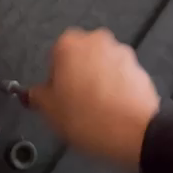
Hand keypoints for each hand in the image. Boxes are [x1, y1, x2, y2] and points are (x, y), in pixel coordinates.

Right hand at [27, 28, 158, 170]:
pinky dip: (115, 88)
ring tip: (94, 109)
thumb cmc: (88, 118)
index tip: (56, 95)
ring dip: (96, 81)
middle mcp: (96, 41)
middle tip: (73, 102)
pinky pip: (120, 76)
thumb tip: (33, 94)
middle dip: (76, 76)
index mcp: (69, 44)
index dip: (53, 78)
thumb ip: (36, 96)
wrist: (133, 132)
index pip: (53, 56)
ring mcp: (120, 52)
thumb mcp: (49, 110)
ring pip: (101, 65)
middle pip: (79, 57)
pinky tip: (111, 109)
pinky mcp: (138, 68)